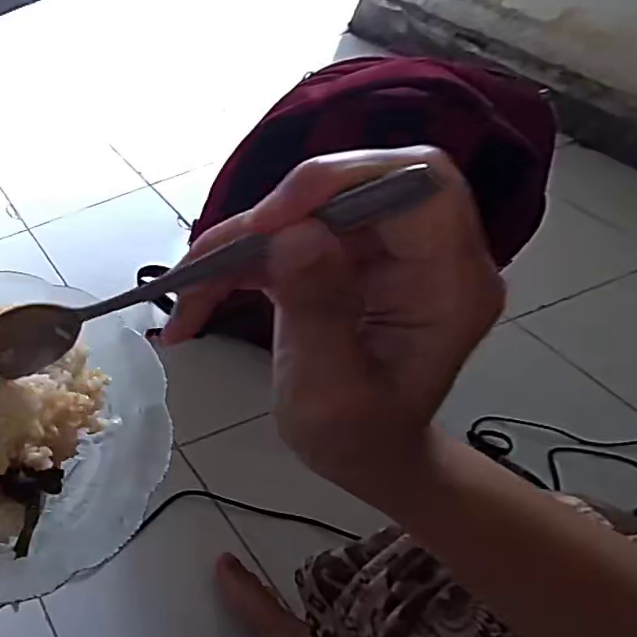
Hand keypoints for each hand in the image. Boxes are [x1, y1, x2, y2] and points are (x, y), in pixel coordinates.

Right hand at [162, 148, 501, 512]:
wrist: (361, 453)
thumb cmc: (357, 439)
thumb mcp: (332, 393)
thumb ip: (319, 312)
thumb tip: (294, 234)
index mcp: (449, 282)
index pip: (419, 185)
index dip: (343, 182)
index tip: (270, 225)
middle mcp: (420, 254)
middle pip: (349, 187)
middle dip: (272, 220)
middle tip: (213, 264)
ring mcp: (377, 255)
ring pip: (302, 213)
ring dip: (236, 249)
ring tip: (187, 300)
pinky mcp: (338, 261)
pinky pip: (282, 241)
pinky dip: (233, 267)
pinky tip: (194, 306)